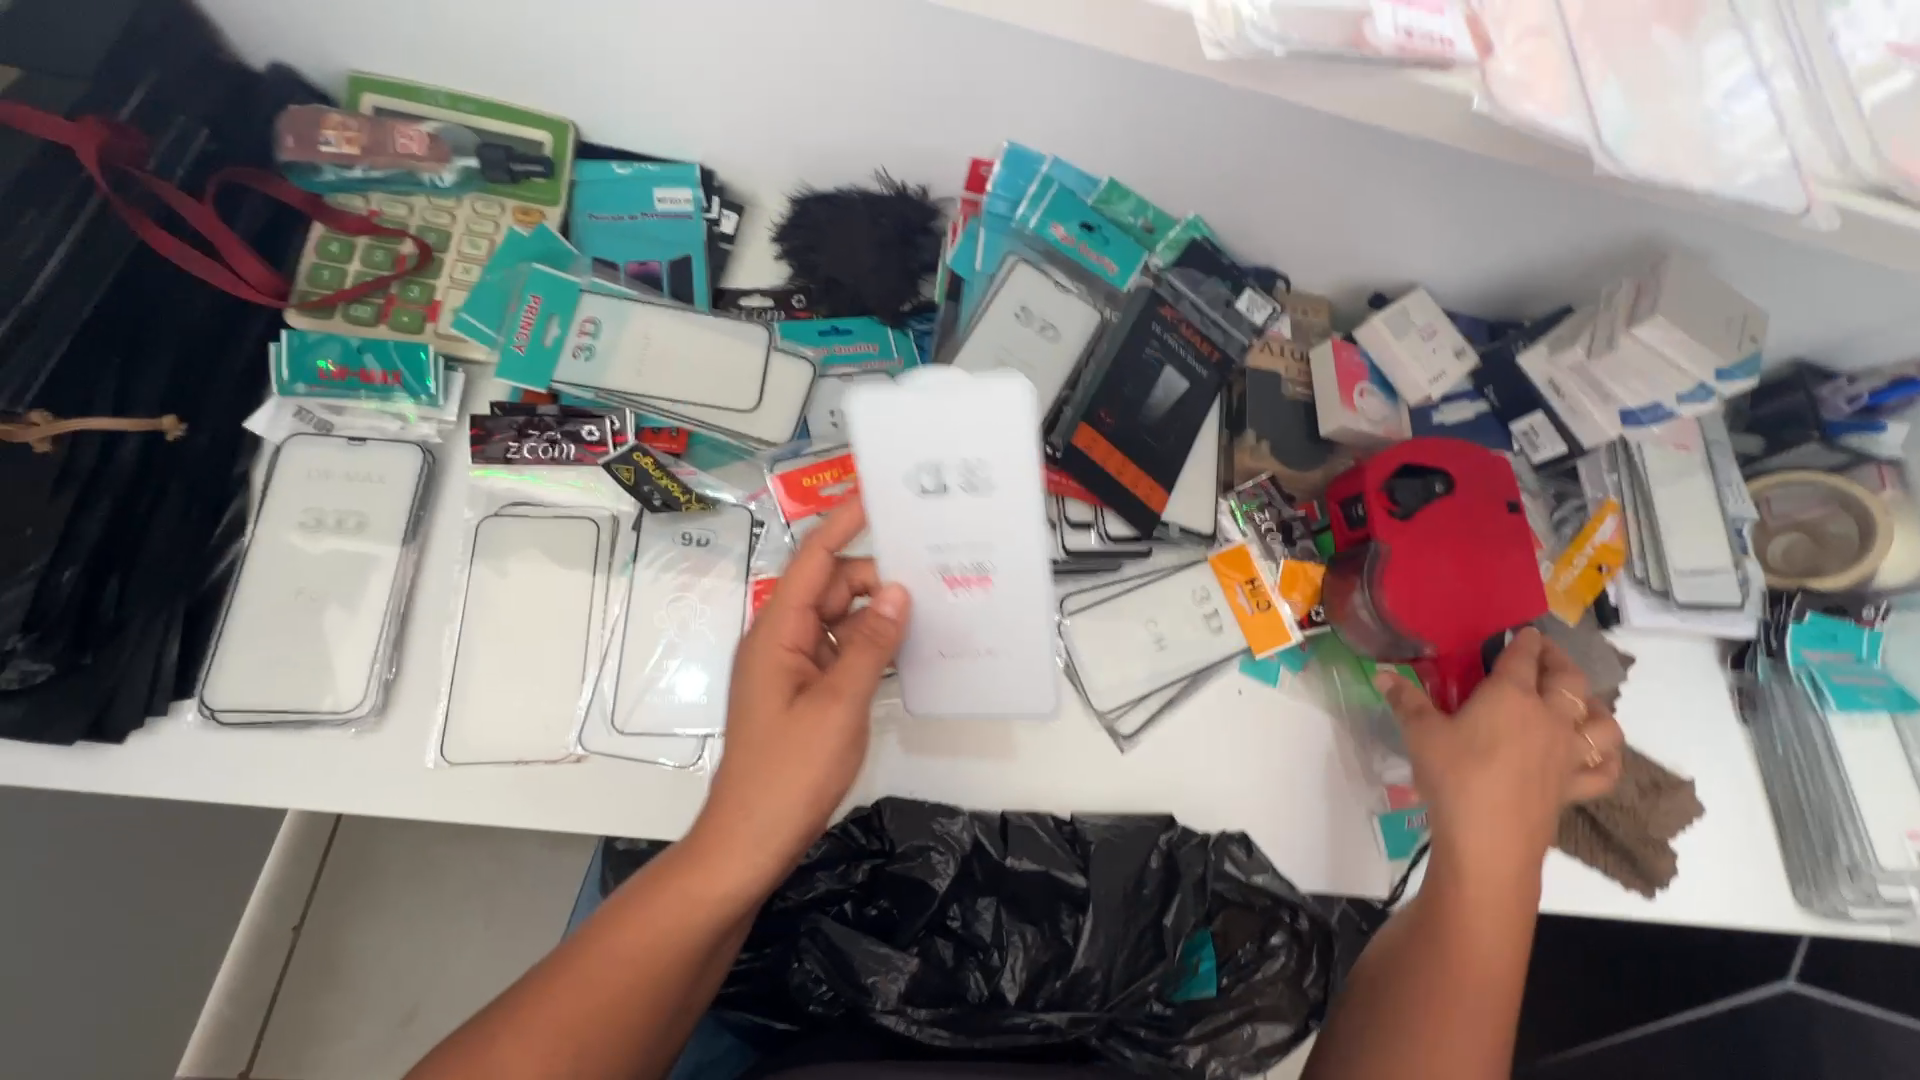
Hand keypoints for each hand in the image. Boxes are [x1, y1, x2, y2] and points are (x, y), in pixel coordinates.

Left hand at [689, 501, 909, 892]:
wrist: (751, 840)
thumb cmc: (789, 773)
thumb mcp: (839, 705)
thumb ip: (870, 644)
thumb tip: (897, 592)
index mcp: (777, 632)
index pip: (814, 560)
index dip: (843, 523)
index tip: (876, 496)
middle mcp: (780, 640)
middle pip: (830, 588)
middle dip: (874, 579)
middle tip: (929, 581)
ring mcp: (790, 667)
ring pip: (837, 620)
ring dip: (874, 615)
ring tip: (926, 613)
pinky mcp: (802, 692)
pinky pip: (839, 651)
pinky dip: (868, 647)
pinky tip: (904, 652)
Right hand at [1375, 627, 1624, 883]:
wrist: (1488, 837)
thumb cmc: (1453, 775)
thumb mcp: (1419, 732)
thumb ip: (1405, 700)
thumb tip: (1382, 674)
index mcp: (1510, 696)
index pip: (1522, 658)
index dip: (1523, 642)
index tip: (1523, 632)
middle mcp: (1549, 717)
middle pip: (1570, 680)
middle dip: (1559, 661)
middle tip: (1546, 656)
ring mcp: (1569, 754)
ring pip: (1602, 722)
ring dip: (1594, 707)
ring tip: (1578, 703)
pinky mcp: (1576, 787)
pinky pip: (1605, 769)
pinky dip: (1605, 758)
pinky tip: (1593, 754)